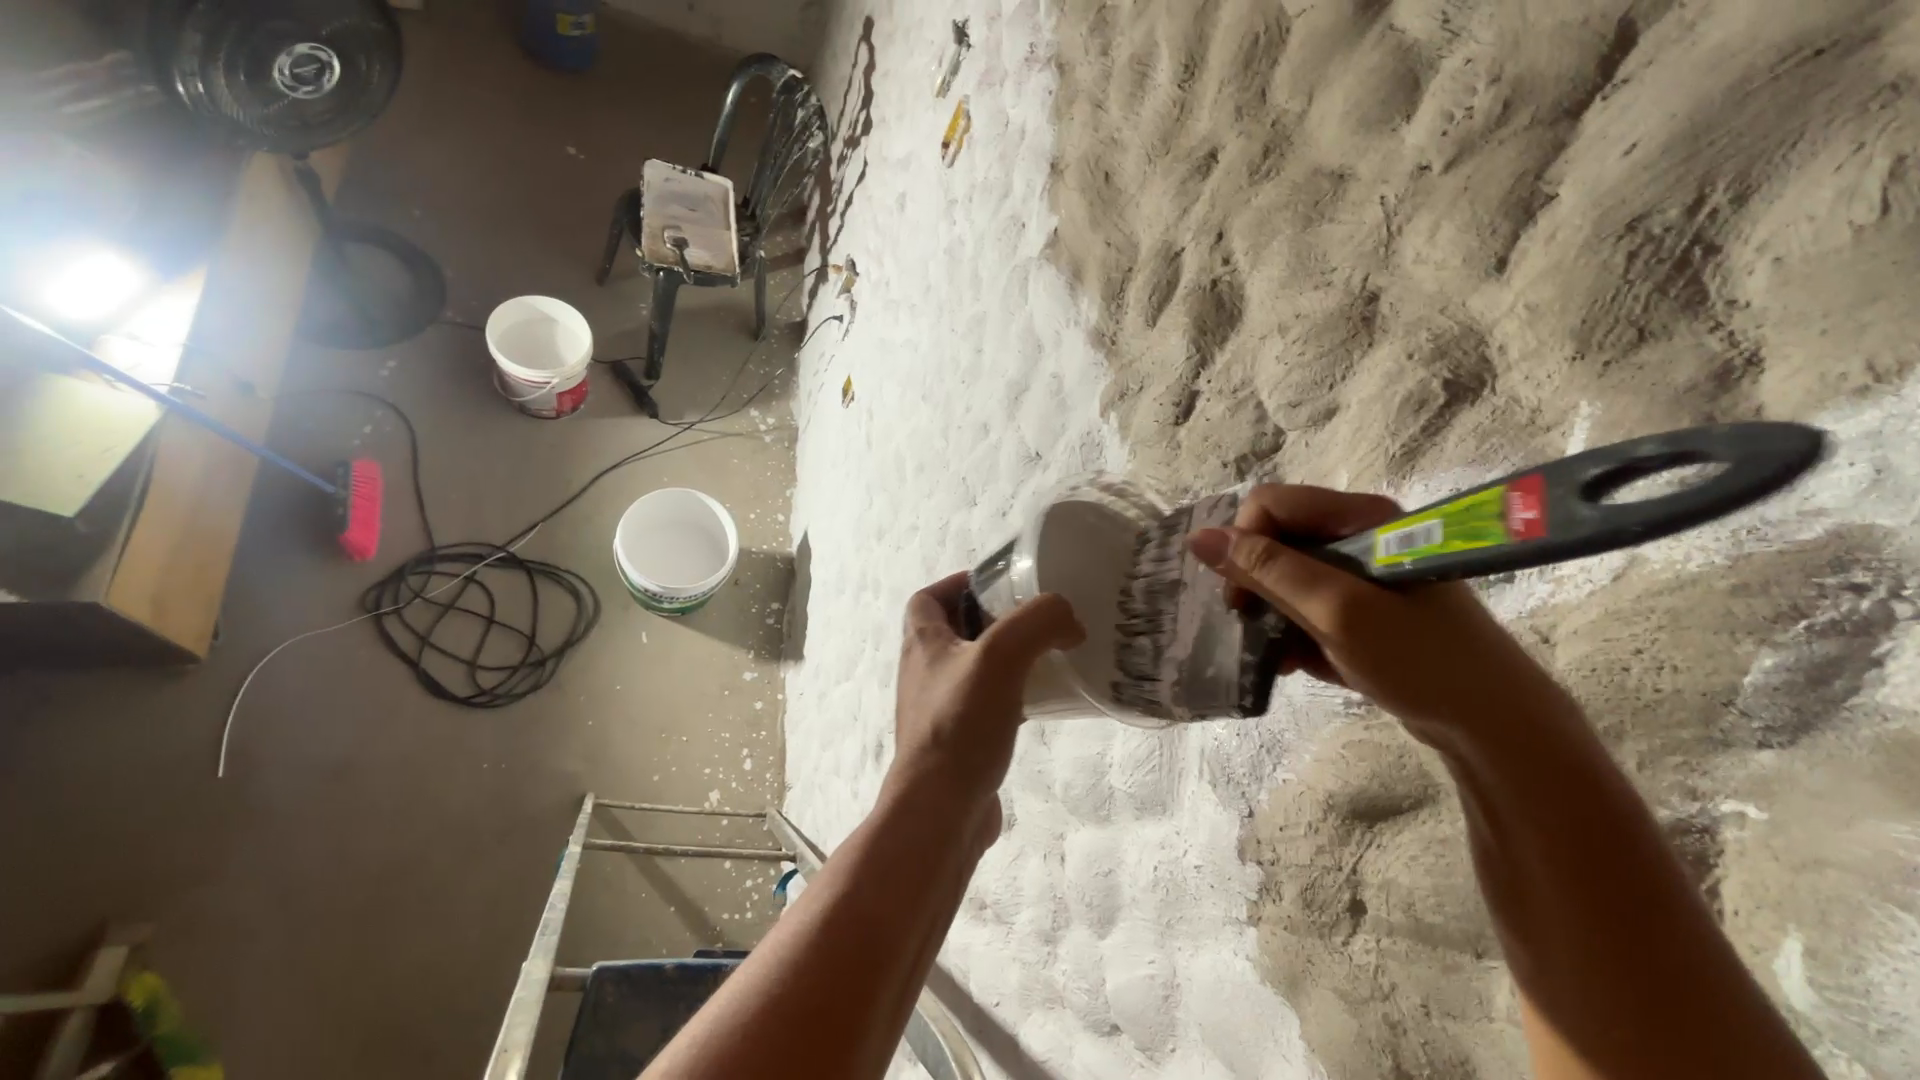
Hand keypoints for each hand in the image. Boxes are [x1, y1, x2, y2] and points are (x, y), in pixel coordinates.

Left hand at [885, 572, 1084, 841]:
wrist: (940, 809)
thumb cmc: (961, 724)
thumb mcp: (1002, 656)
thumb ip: (1038, 622)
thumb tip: (1069, 620)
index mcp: (922, 644)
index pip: (927, 599)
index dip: (958, 583)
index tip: (999, 584)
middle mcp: (923, 674)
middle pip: (951, 632)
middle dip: (989, 620)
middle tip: (1033, 619)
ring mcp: (937, 711)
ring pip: (969, 671)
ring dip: (1001, 660)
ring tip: (1042, 657)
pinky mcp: (956, 744)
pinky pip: (981, 708)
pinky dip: (1007, 698)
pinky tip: (1037, 705)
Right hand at [1187, 484, 1571, 737]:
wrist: (1493, 724)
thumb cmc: (1418, 659)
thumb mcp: (1335, 611)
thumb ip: (1267, 571)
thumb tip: (1198, 538)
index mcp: (1362, 517)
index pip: (1271, 505)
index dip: (1243, 544)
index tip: (1238, 597)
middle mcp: (1363, 536)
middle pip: (1278, 540)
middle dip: (1255, 583)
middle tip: (1250, 625)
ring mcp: (1366, 575)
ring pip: (1288, 577)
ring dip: (1271, 613)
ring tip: (1275, 655)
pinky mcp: (1367, 609)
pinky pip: (1310, 606)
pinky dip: (1294, 633)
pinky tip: (1295, 665)